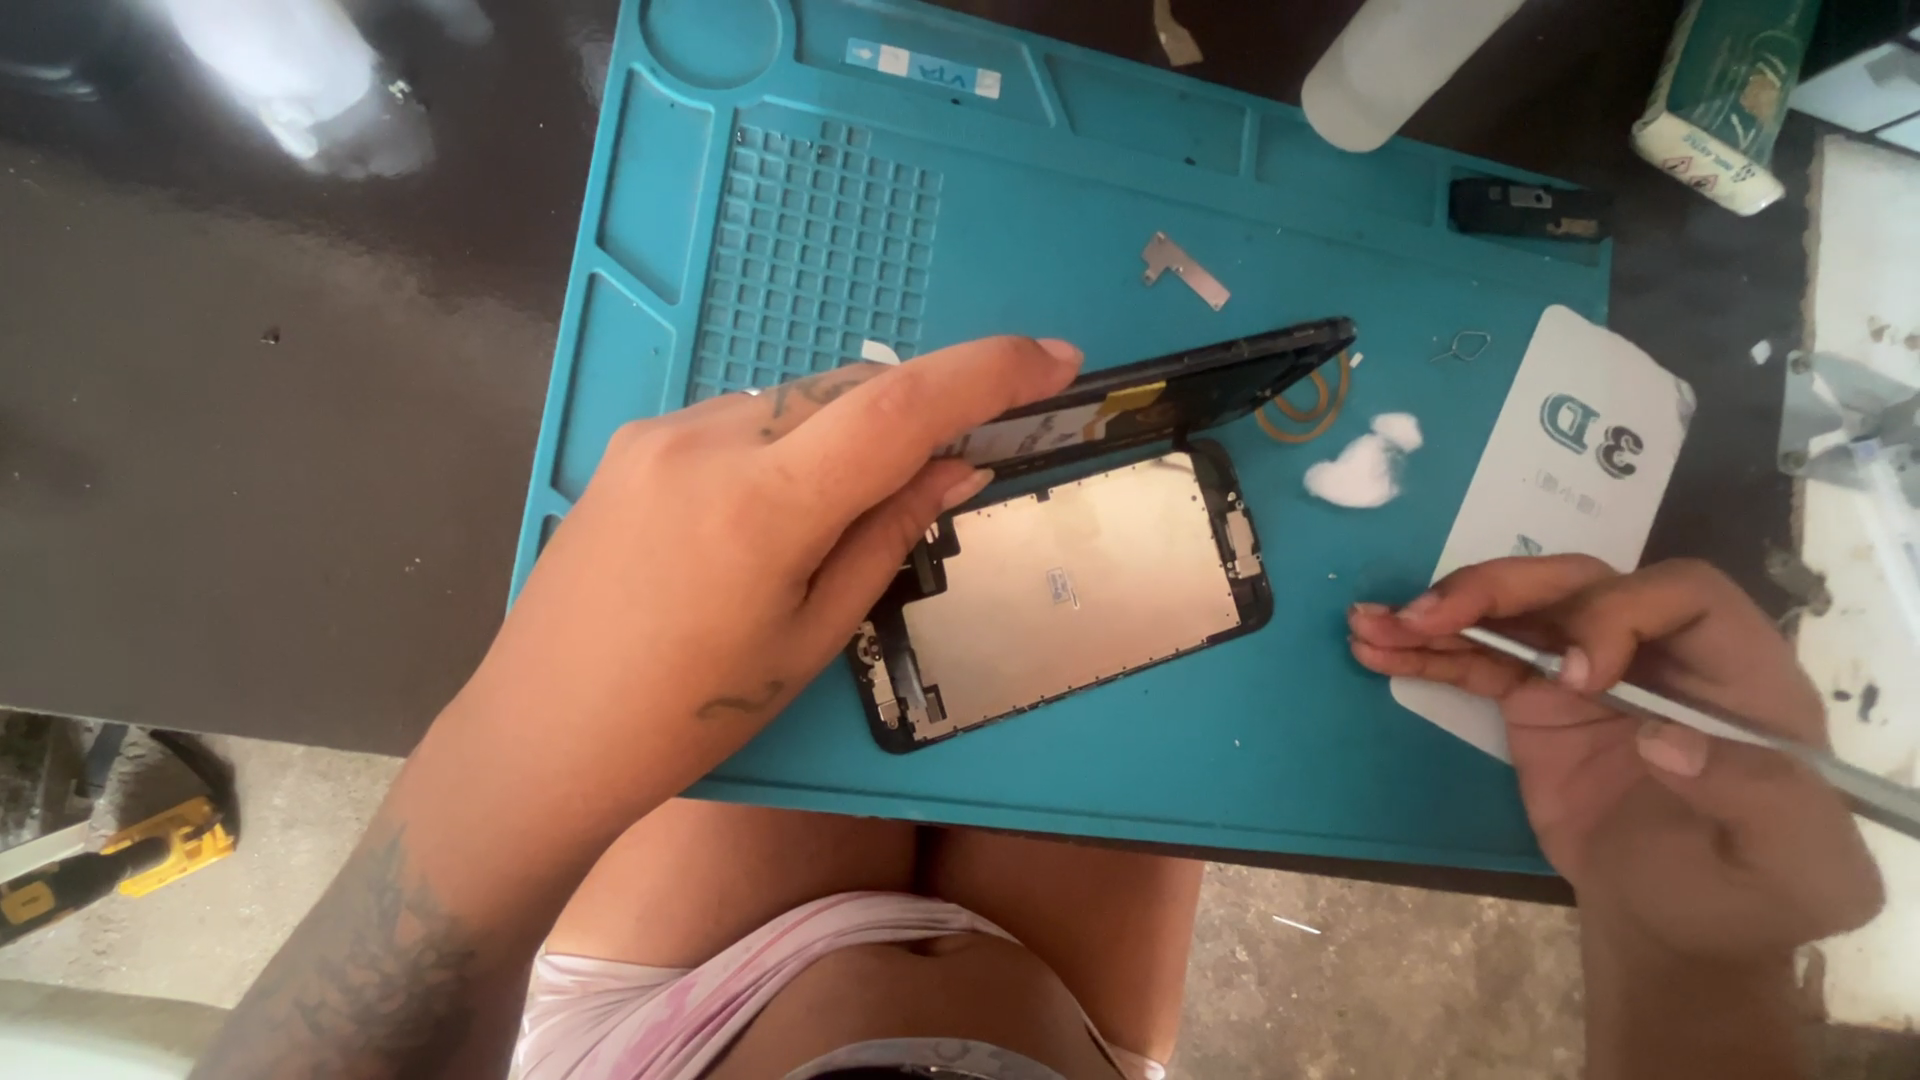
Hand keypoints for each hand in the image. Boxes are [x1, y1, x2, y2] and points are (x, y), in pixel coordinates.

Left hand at [452, 336, 1080, 787]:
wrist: (542, 733)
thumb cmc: (694, 713)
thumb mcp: (814, 636)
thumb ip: (888, 535)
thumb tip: (957, 466)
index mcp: (763, 505)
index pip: (898, 407)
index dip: (989, 370)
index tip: (1054, 357)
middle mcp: (708, 439)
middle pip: (850, 388)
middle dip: (918, 408)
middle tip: (951, 457)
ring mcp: (661, 431)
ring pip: (798, 398)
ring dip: (853, 427)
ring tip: (853, 501)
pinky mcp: (634, 440)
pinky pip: (746, 416)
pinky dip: (795, 439)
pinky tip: (782, 501)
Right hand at [1348, 556, 1882, 958]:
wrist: (1664, 913)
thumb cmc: (1738, 891)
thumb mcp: (1794, 867)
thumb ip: (1758, 797)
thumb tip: (1660, 734)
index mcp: (1730, 674)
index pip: (1678, 595)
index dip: (1616, 614)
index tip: (1572, 679)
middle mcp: (1652, 652)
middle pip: (1572, 582)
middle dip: (1495, 590)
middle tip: (1426, 616)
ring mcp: (1579, 667)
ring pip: (1508, 609)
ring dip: (1435, 611)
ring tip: (1371, 623)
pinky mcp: (1528, 693)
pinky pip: (1471, 655)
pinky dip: (1421, 650)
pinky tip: (1373, 647)